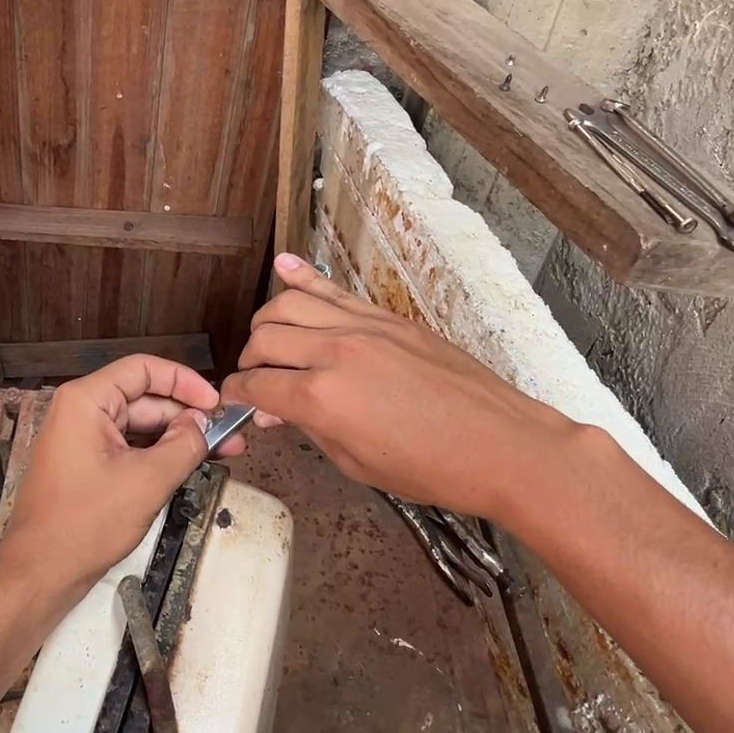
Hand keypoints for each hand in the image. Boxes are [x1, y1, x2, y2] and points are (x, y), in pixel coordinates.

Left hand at [0, 356, 219, 597]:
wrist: (41, 572)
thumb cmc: (82, 525)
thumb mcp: (146, 481)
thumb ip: (183, 445)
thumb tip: (204, 425)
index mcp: (86, 401)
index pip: (143, 369)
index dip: (184, 382)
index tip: (215, 403)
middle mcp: (81, 411)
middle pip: (144, 398)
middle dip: (187, 415)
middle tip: (228, 433)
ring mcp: (83, 438)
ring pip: (140, 425)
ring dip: (177, 437)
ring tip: (219, 450)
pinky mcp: (88, 463)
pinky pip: (130, 447)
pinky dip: (159, 454)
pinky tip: (189, 464)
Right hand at [221, 255, 587, 522]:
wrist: (501, 444)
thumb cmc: (431, 467)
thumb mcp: (356, 463)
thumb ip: (308, 428)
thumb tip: (275, 411)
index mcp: (321, 399)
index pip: (256, 387)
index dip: (236, 396)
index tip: (232, 401)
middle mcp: (333, 353)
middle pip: (264, 340)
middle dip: (248, 361)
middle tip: (254, 380)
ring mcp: (361, 327)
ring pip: (289, 304)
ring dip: (267, 322)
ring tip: (266, 341)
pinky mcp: (384, 317)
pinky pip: (332, 289)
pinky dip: (302, 275)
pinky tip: (281, 265)